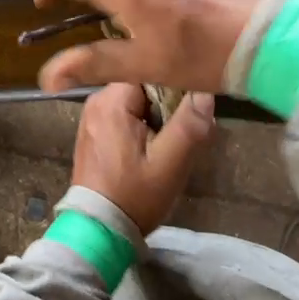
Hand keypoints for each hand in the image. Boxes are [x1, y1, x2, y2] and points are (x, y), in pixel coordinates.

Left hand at [71, 84, 215, 233]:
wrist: (98, 230)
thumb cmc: (134, 196)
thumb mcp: (169, 164)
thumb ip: (189, 126)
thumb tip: (206, 92)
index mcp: (111, 101)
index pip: (149, 69)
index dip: (174, 81)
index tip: (193, 100)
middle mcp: (96, 100)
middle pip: (142, 83)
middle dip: (166, 100)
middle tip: (185, 125)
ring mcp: (92, 116)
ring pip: (134, 100)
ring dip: (155, 114)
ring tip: (171, 138)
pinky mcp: (93, 131)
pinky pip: (123, 114)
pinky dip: (141, 124)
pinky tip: (152, 146)